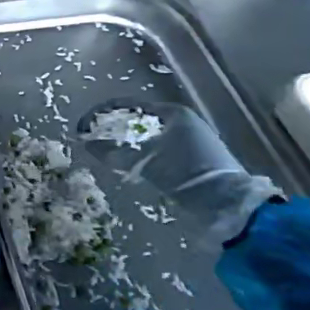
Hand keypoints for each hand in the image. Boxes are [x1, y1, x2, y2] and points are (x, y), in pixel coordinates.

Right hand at [80, 101, 278, 244]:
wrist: (226, 204)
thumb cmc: (185, 173)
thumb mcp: (144, 160)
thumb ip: (112, 150)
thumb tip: (86, 142)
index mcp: (172, 112)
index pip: (128, 105)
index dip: (102, 114)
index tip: (83, 127)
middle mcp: (181, 121)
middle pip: (136, 119)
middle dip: (111, 129)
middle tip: (91, 140)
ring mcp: (188, 139)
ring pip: (145, 136)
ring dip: (123, 143)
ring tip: (103, 153)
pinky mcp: (192, 158)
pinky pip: (155, 149)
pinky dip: (138, 154)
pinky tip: (128, 165)